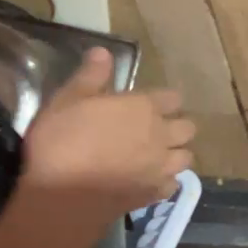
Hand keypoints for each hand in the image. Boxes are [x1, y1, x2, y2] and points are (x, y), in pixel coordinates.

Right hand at [19, 48, 194, 229]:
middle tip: (155, 131)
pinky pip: (173, 184)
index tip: (150, 104)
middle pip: (188, 128)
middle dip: (177, 127)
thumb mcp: (67, 100)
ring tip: (157, 156)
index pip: (173, 98)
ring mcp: (162, 167)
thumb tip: (104, 52)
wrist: (59, 195)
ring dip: (175, 154)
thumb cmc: (60, 141)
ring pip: (186, 157)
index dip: (163, 101)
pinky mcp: (156, 193)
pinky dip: (166, 181)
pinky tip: (150, 180)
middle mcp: (161, 136)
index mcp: (144, 108)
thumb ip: (91, 76)